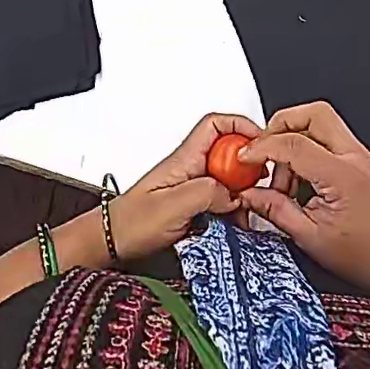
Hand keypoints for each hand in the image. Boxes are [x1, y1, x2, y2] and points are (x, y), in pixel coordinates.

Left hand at [99, 112, 262, 261]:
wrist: (111, 244)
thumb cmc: (130, 223)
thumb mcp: (172, 206)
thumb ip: (207, 193)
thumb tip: (234, 194)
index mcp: (185, 159)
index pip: (218, 125)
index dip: (242, 128)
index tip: (258, 149)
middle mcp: (191, 169)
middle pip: (231, 153)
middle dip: (248, 168)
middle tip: (255, 188)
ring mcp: (194, 188)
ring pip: (231, 180)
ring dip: (243, 194)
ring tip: (243, 212)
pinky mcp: (195, 207)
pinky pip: (224, 202)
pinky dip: (234, 212)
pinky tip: (232, 225)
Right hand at [238, 102, 369, 332]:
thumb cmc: (363, 255)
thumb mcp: (309, 236)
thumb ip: (275, 209)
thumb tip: (249, 193)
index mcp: (344, 177)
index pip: (295, 143)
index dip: (263, 147)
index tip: (246, 157)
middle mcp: (356, 159)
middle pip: (314, 113)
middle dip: (280, 125)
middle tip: (263, 151)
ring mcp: (359, 157)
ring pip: (320, 122)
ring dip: (292, 141)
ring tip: (285, 181)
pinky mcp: (357, 161)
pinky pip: (326, 140)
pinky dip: (304, 151)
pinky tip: (298, 181)